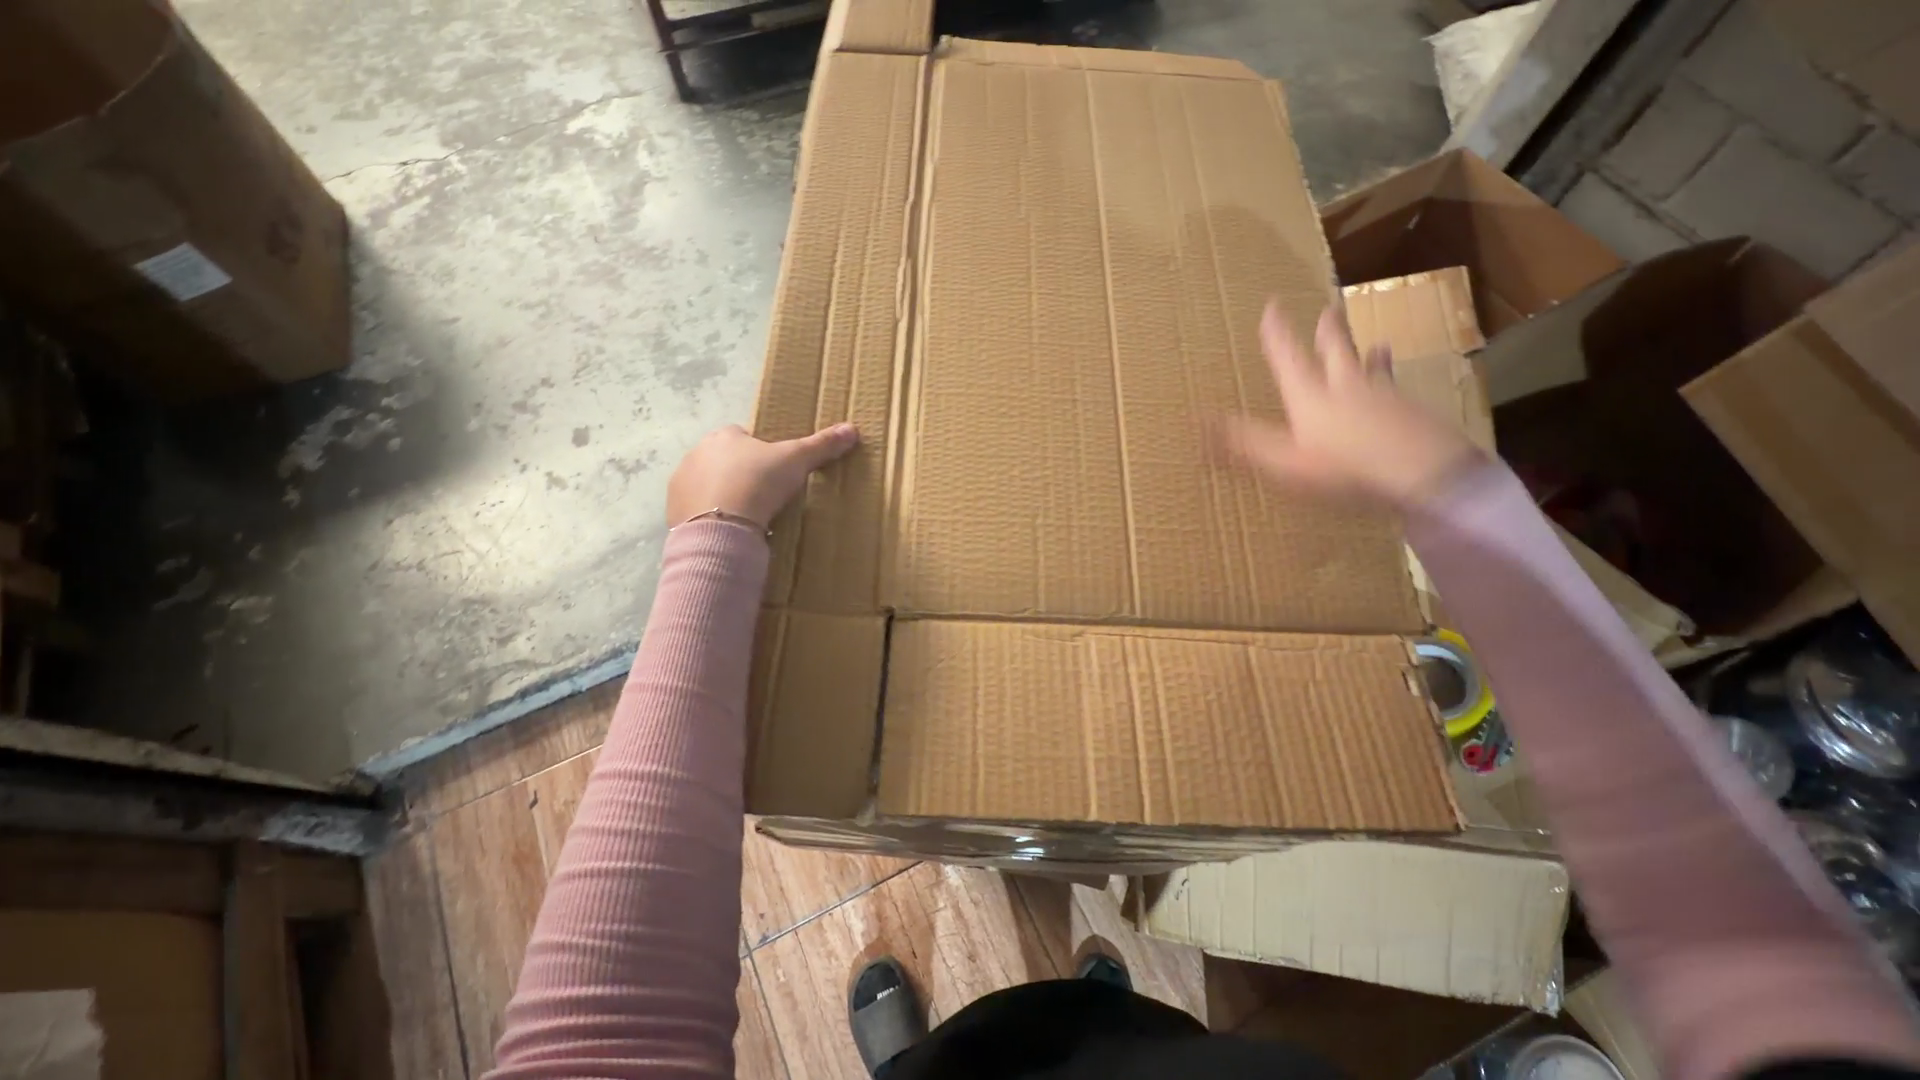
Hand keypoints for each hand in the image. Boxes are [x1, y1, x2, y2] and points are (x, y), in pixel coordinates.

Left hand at [667, 422, 859, 528]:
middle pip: (722, 460)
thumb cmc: (759, 483)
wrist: (722, 525)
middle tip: (762, 497)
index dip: (758, 454)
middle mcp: (697, 452)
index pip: (742, 437)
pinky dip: (708, 517)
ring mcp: (682, 482)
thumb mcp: (796, 461)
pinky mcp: (673, 509)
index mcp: (725, 435)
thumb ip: (822, 445)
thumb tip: (852, 429)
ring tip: (745, 517)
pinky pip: (694, 510)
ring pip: (706, 484)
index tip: (772, 474)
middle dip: (738, 475)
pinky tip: (727, 530)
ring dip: (721, 496)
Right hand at [1215, 302, 1483, 507]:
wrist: (1422, 473)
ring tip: (1379, 344)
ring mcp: (1385, 398)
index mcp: (1310, 396)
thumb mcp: (1284, 461)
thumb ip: (1243, 443)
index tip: (1272, 306)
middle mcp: (1346, 387)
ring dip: (1372, 357)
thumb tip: (1199, 424)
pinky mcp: (1415, 416)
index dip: (1277, 333)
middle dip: (1329, 333)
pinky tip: (1407, 396)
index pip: (1288, 357)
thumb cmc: (1344, 469)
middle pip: (1336, 353)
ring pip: (1374, 370)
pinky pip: (1401, 397)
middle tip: (1329, 311)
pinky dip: (1396, 389)